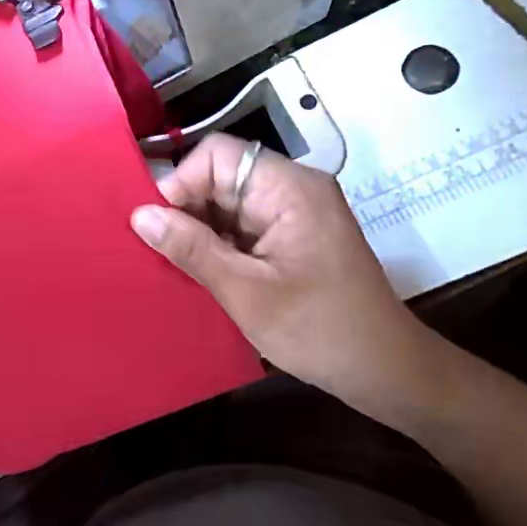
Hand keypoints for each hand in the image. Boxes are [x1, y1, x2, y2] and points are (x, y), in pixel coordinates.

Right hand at [130, 134, 444, 395]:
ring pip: (229, 202)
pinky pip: (244, 225)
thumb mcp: (247, 293)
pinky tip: (203, 272)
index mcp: (290, 188)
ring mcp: (296, 212)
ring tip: (178, 265)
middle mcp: (294, 188)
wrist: (386, 370)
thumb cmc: (320, 331)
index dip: (182, 184)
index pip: (218, 155)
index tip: (158, 227)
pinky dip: (220, 244)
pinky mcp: (294, 235)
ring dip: (201, 230)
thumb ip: (192, 249)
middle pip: (222, 176)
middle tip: (161, 252)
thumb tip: (139, 216)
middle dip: (188, 210)